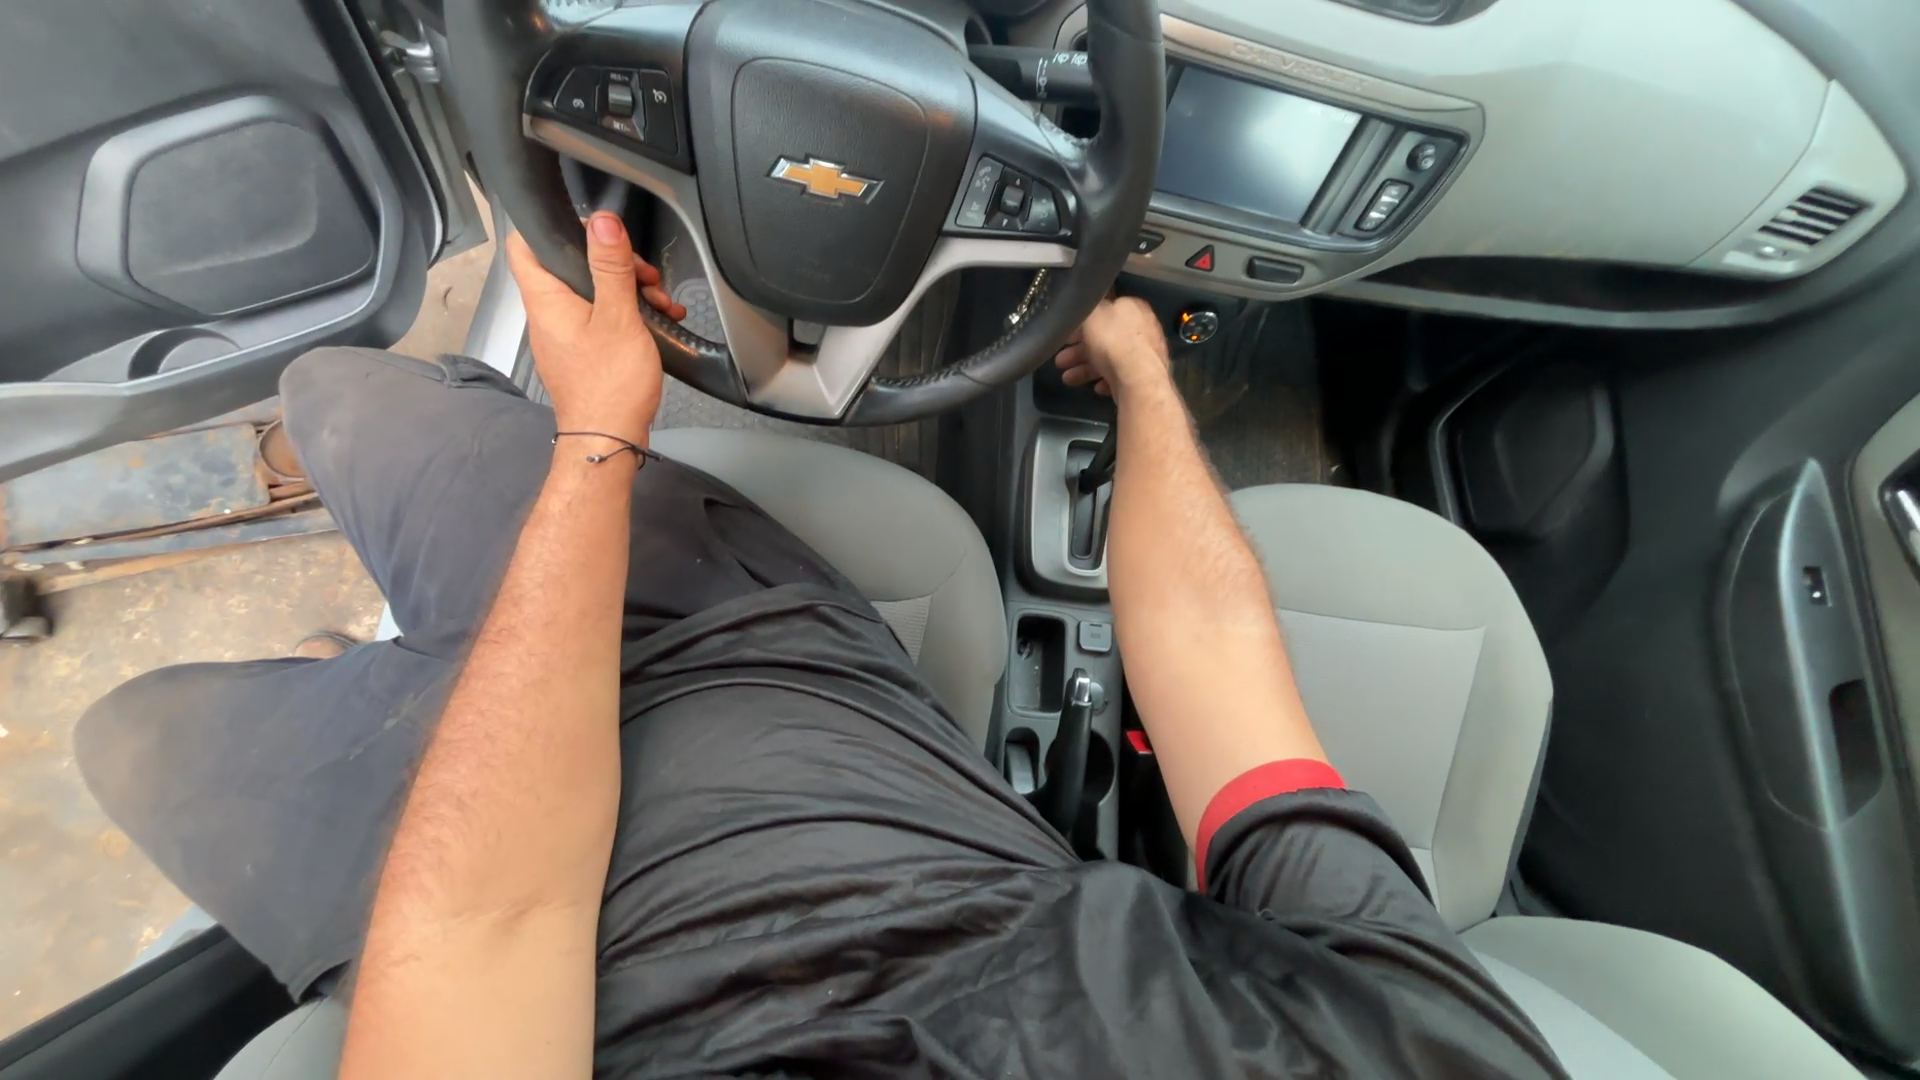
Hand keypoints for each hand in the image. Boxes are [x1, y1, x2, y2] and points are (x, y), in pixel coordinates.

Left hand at [505, 213, 687, 447]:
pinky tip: (657, 324)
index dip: (557, 228)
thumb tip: (602, 221)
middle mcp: (549, 314)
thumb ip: (610, 267)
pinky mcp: (584, 353)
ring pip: (593, 294)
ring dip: (629, 292)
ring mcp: (566, 335)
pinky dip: (628, 316)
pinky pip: (603, 320)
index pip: (526, 243)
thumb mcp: (619, 318)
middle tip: (645, 276)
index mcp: (547, 298)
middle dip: (614, 264)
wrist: (609, 437)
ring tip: (660, 304)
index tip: (596, 233)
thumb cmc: (610, 384)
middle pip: (572, 267)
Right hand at [1053, 296, 1171, 401]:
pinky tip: (1096, 387)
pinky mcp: (1143, 376)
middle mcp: (1143, 328)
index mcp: (1132, 307)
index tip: (1066, 335)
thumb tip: (1090, 308)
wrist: (1137, 379)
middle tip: (1060, 361)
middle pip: (1105, 338)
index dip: (1083, 323)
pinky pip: (1120, 376)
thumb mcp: (1092, 315)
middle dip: (1080, 351)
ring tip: (1067, 378)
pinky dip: (1106, 380)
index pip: (1105, 311)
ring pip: (1110, 359)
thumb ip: (1089, 309)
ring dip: (1086, 369)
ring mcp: (1145, 354)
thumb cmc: (1113, 341)